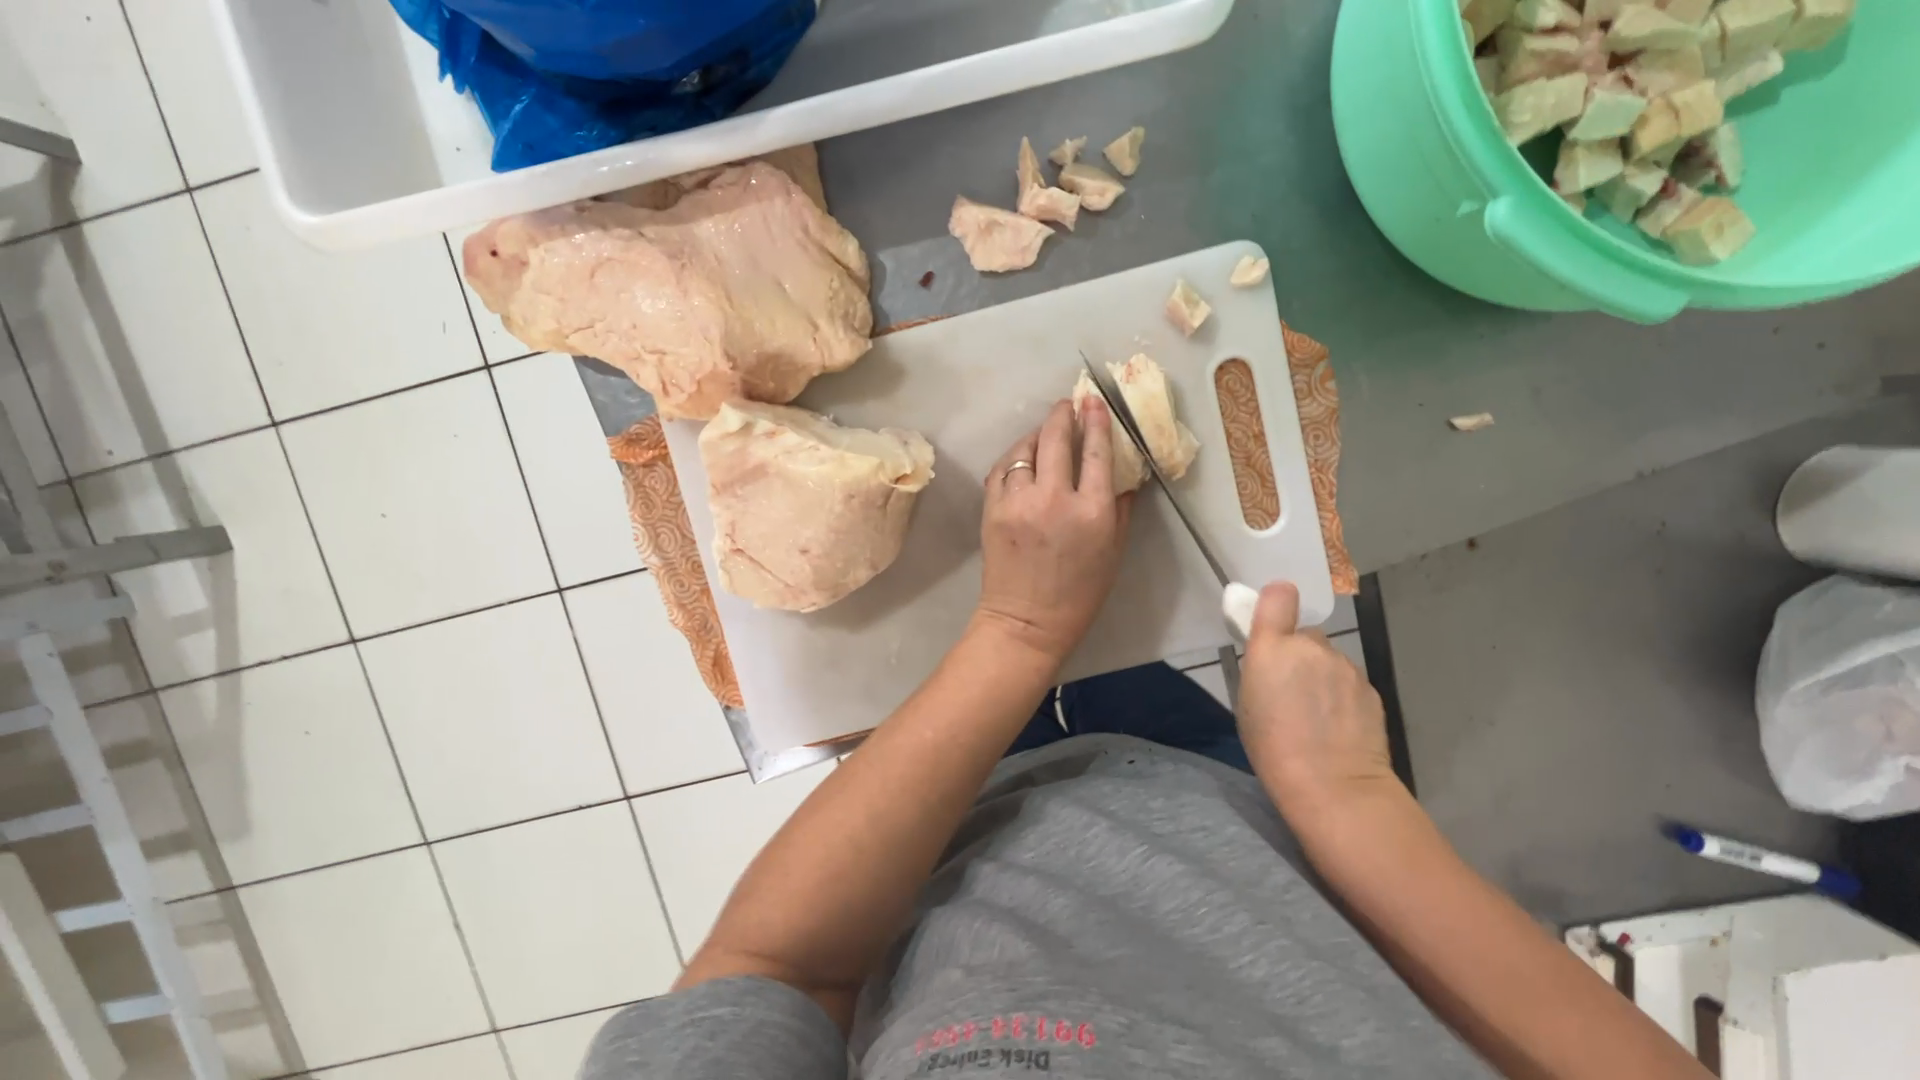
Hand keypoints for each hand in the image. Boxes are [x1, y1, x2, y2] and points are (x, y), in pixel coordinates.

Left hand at [975, 398, 1132, 664]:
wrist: (1026, 621)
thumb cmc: (1079, 592)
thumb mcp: (1113, 551)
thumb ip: (1119, 507)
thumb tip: (1123, 472)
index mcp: (1091, 511)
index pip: (1096, 451)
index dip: (1096, 420)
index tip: (1094, 401)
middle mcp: (1054, 498)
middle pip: (1056, 438)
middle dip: (1063, 414)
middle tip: (1068, 404)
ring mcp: (1018, 501)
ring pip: (1026, 449)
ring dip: (1037, 434)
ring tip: (1046, 430)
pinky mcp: (992, 508)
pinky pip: (1003, 468)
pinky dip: (1015, 456)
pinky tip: (1023, 456)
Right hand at [1237, 582, 1399, 818]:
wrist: (1332, 785)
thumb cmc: (1272, 748)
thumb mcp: (1248, 702)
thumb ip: (1264, 667)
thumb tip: (1278, 659)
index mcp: (1272, 648)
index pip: (1279, 596)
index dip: (1276, 604)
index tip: (1273, 622)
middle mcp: (1312, 647)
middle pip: (1304, 637)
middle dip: (1298, 656)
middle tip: (1292, 692)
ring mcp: (1346, 666)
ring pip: (1329, 661)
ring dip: (1322, 677)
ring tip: (1317, 717)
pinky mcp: (1370, 688)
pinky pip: (1348, 682)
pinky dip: (1342, 697)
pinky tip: (1338, 727)